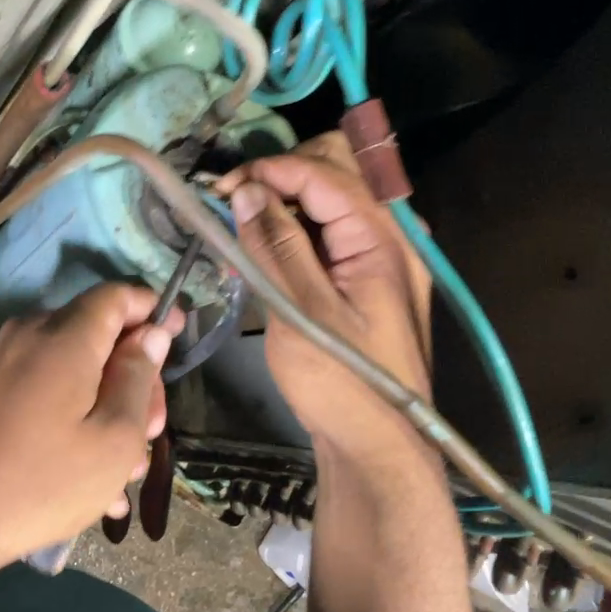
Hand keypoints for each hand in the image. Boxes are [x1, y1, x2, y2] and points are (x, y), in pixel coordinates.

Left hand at [0, 283, 183, 566]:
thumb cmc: (46, 481)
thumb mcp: (116, 436)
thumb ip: (138, 378)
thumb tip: (151, 334)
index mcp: (64, 336)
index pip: (117, 295)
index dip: (153, 310)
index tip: (180, 339)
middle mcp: (32, 335)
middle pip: (100, 333)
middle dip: (136, 378)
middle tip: (153, 433)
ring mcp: (9, 363)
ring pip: (79, 367)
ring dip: (112, 408)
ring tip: (125, 472)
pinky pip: (53, 390)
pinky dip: (81, 420)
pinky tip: (98, 480)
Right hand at [213, 132, 433, 464]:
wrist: (376, 442)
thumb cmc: (340, 382)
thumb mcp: (300, 313)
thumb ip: (276, 247)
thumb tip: (246, 191)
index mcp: (382, 241)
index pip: (325, 174)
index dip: (270, 170)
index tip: (220, 189)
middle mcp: (390, 237)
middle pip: (338, 170)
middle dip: (280, 173)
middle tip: (232, 202)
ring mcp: (379, 256)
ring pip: (331, 197)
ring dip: (283, 200)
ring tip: (239, 229)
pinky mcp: (364, 277)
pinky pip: (328, 231)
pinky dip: (292, 229)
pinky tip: (260, 252)